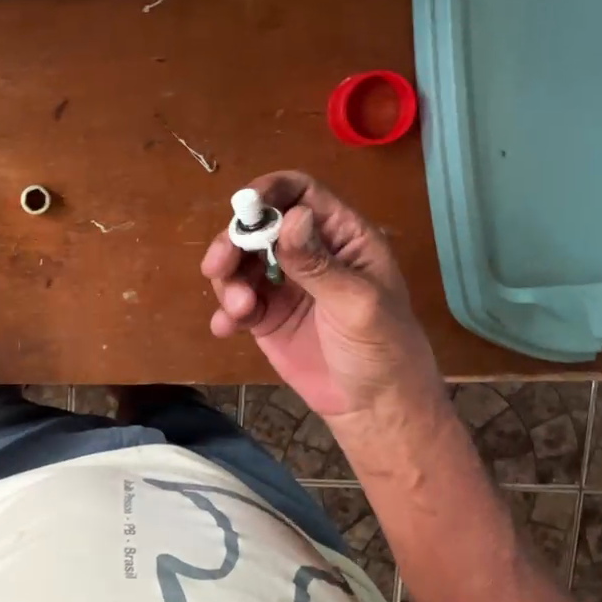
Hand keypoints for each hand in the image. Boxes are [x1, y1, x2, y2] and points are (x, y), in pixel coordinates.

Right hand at [201, 171, 443, 425]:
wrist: (375, 410)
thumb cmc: (383, 350)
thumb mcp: (356, 303)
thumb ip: (318, 263)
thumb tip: (291, 217)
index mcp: (341, 238)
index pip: (301, 193)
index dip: (270, 191)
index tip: (242, 207)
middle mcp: (309, 254)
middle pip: (258, 227)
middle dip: (234, 242)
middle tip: (218, 266)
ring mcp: (284, 286)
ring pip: (240, 263)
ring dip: (227, 281)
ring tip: (238, 310)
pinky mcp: (266, 318)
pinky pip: (235, 302)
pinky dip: (224, 312)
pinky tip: (226, 329)